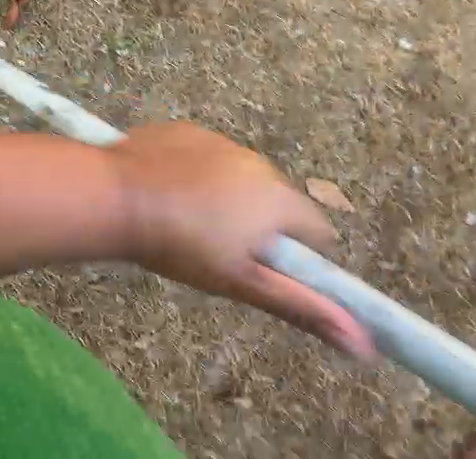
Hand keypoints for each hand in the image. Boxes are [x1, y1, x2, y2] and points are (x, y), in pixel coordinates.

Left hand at [109, 121, 376, 361]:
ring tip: (183, 217)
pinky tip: (164, 188)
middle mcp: (253, 159)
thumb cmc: (178, 243)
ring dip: (224, 193)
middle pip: (275, 199)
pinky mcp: (178, 129)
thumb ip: (304, 307)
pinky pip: (200, 154)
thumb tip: (365, 347)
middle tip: (215, 244)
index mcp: (279, 197)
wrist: (110, 195)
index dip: (297, 255)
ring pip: (236, 175)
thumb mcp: (241, 281)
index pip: (317, 230)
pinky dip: (192, 169)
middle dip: (258, 222)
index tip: (261, 266)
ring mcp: (214, 138)